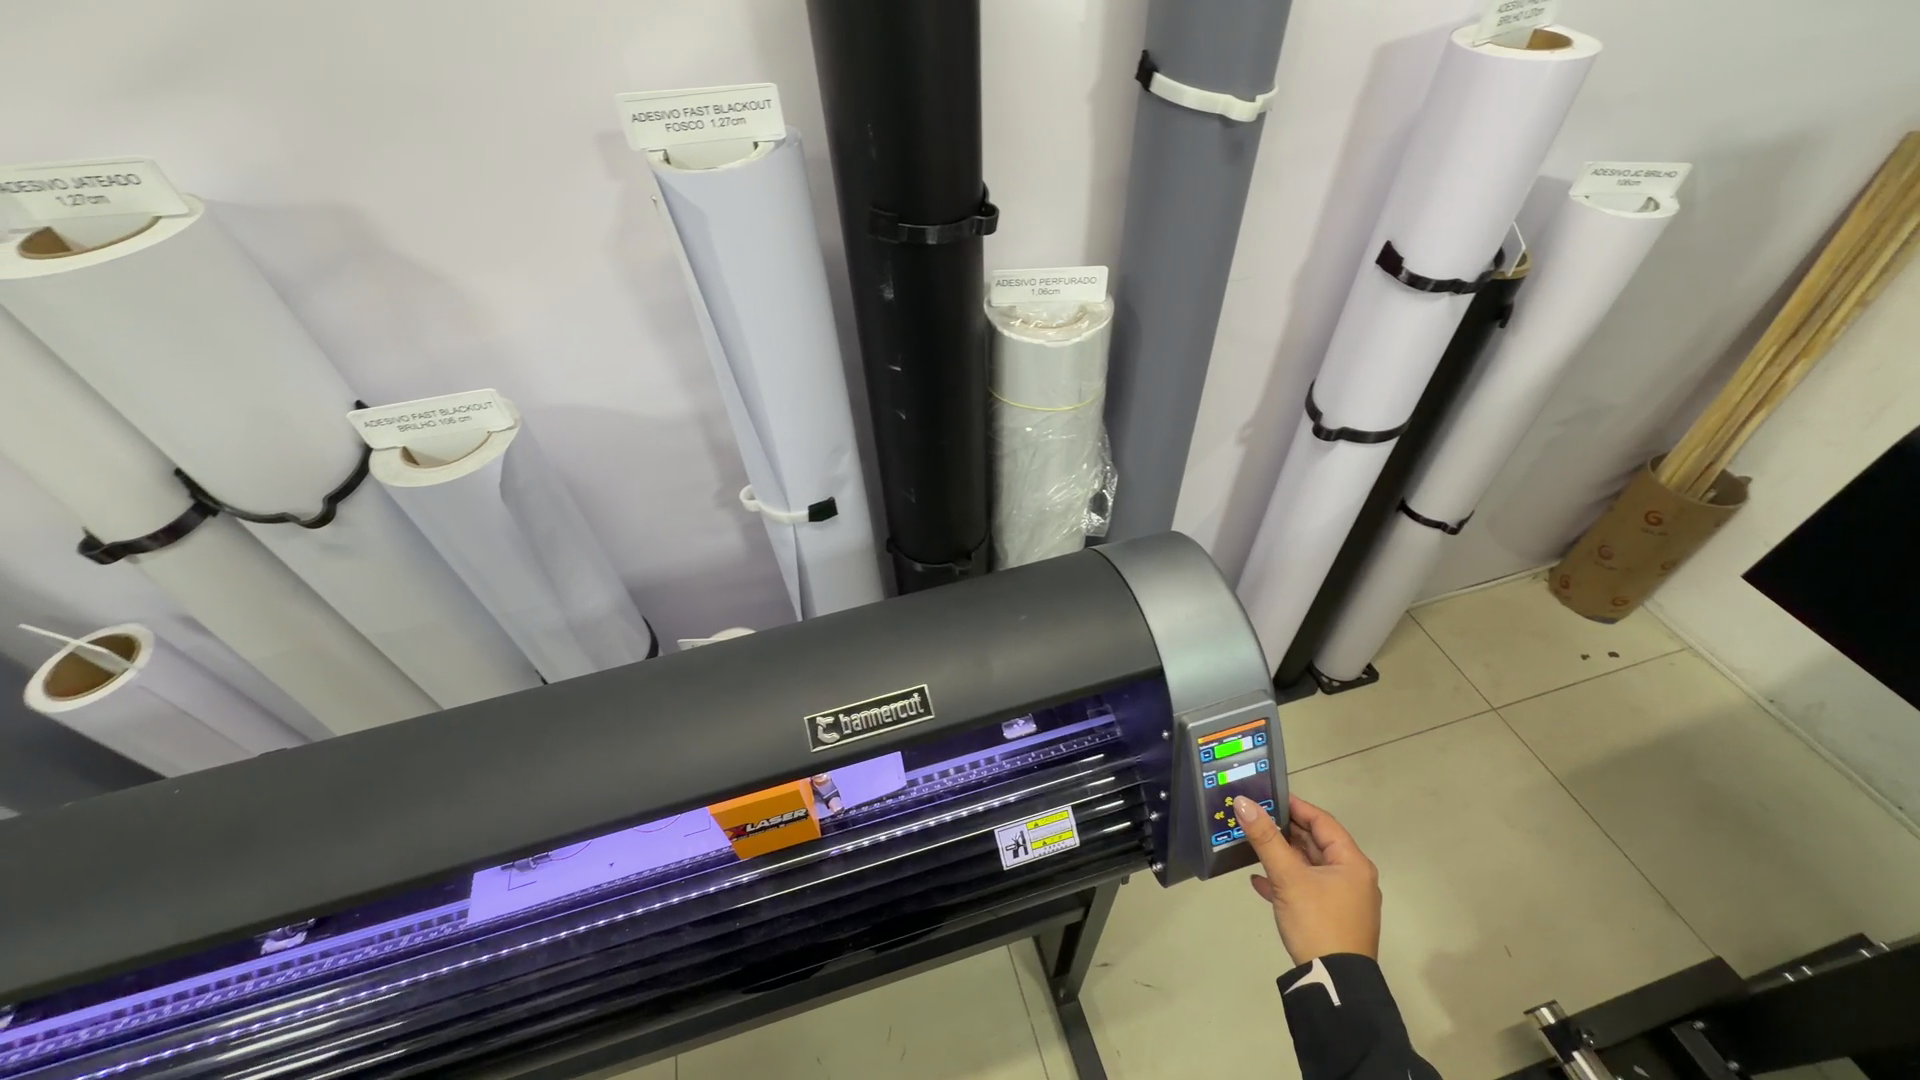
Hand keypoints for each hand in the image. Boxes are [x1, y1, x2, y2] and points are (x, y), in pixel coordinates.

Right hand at [1234, 793, 1380, 965]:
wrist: (1334, 983)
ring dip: (1282, 856)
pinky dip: (1284, 881)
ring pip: (1308, 867)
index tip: (1268, 796)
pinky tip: (1259, 881)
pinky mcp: (1330, 918)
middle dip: (1284, 831)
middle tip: (1255, 818)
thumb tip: (1243, 802)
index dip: (1296, 806)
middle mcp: (1351, 877)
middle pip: (1315, 843)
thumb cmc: (1317, 921)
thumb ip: (1265, 838)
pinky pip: (1305, 889)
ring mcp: (1342, 900)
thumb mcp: (1288, 877)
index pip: (1323, 822)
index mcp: (1351, 863)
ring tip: (1252, 845)